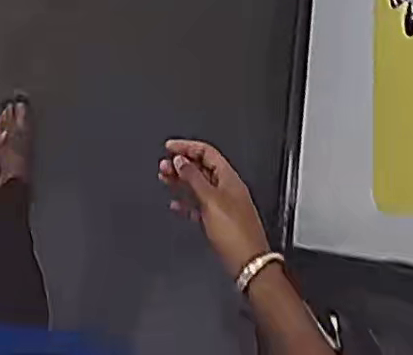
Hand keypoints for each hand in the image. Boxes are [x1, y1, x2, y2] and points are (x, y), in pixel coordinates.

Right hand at [159, 139, 270, 275]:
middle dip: (181, 164)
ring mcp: (222, 205)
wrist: (249, 266)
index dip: (187, 147)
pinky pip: (199, 205)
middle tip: (163, 165)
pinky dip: (186, 202)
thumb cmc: (234, 232)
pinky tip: (175, 204)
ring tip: (164, 178)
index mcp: (228, 177)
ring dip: (181, 181)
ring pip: (198, 186)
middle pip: (201, 168)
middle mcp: (226, 188)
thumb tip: (180, 160)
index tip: (169, 147)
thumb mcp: (211, 200)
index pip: (206, 152)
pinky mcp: (218, 222)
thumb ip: (194, 178)